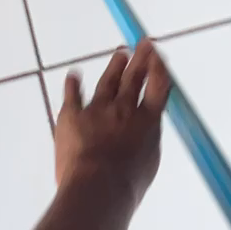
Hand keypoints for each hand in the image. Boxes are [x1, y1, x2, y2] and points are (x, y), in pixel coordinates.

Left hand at [55, 43, 170, 206]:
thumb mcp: (149, 161)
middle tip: (144, 42)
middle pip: (134, 78)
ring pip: (107, 82)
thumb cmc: (127, 184)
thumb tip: (148, 125)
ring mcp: (96, 109)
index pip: (157, 87)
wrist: (96, 187)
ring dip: (114, 66)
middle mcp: (123, 109)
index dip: (158, 67)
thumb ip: (148, 137)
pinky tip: (73, 75)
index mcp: (147, 121)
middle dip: (141, 58)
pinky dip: (72, 84)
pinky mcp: (72, 115)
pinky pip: (72, 95)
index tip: (158, 53)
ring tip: (120, 53)